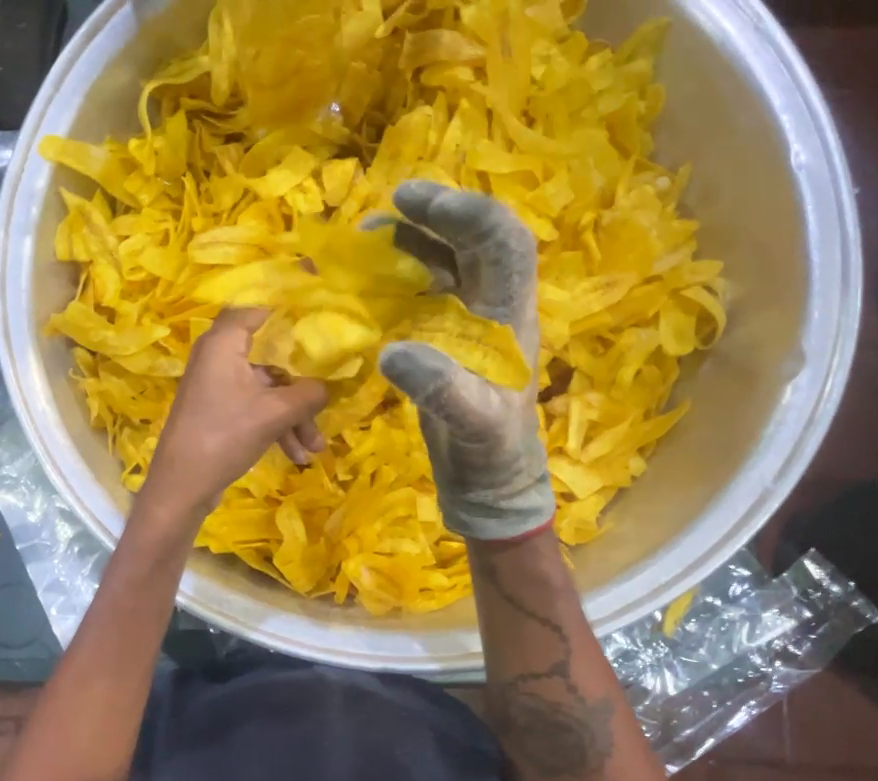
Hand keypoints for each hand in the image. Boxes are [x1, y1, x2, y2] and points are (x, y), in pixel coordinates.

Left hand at [140, 308, 327, 525]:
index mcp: (223, 344)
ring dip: (292, 418)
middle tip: (324, 407)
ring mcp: (214, 388)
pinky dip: (274, 428)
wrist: (182, 485)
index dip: (285, 314)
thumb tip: (326, 388)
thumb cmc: (226, 435)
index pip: (255, 311)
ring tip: (314, 449)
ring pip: (264, 392)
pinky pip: (252, 411)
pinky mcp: (215, 414)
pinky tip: (296, 456)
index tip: (315, 323)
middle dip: (299, 390)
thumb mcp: (276, 413)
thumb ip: (308, 394)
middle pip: (268, 361)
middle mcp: (216, 359)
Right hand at [373, 181, 553, 541]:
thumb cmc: (491, 453)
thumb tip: (392, 350)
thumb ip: (440, 387)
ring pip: (445, 264)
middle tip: (388, 205)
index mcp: (511, 315)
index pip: (501, 242)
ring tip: (368, 238)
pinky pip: (421, 297)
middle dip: (434, 217)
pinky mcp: (445, 342)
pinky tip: (366, 285)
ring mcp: (468, 324)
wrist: (489, 483)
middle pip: (472, 242)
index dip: (465, 213)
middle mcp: (493, 308)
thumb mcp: (472, 423)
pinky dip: (395, 282)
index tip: (414, 200)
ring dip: (411, 245)